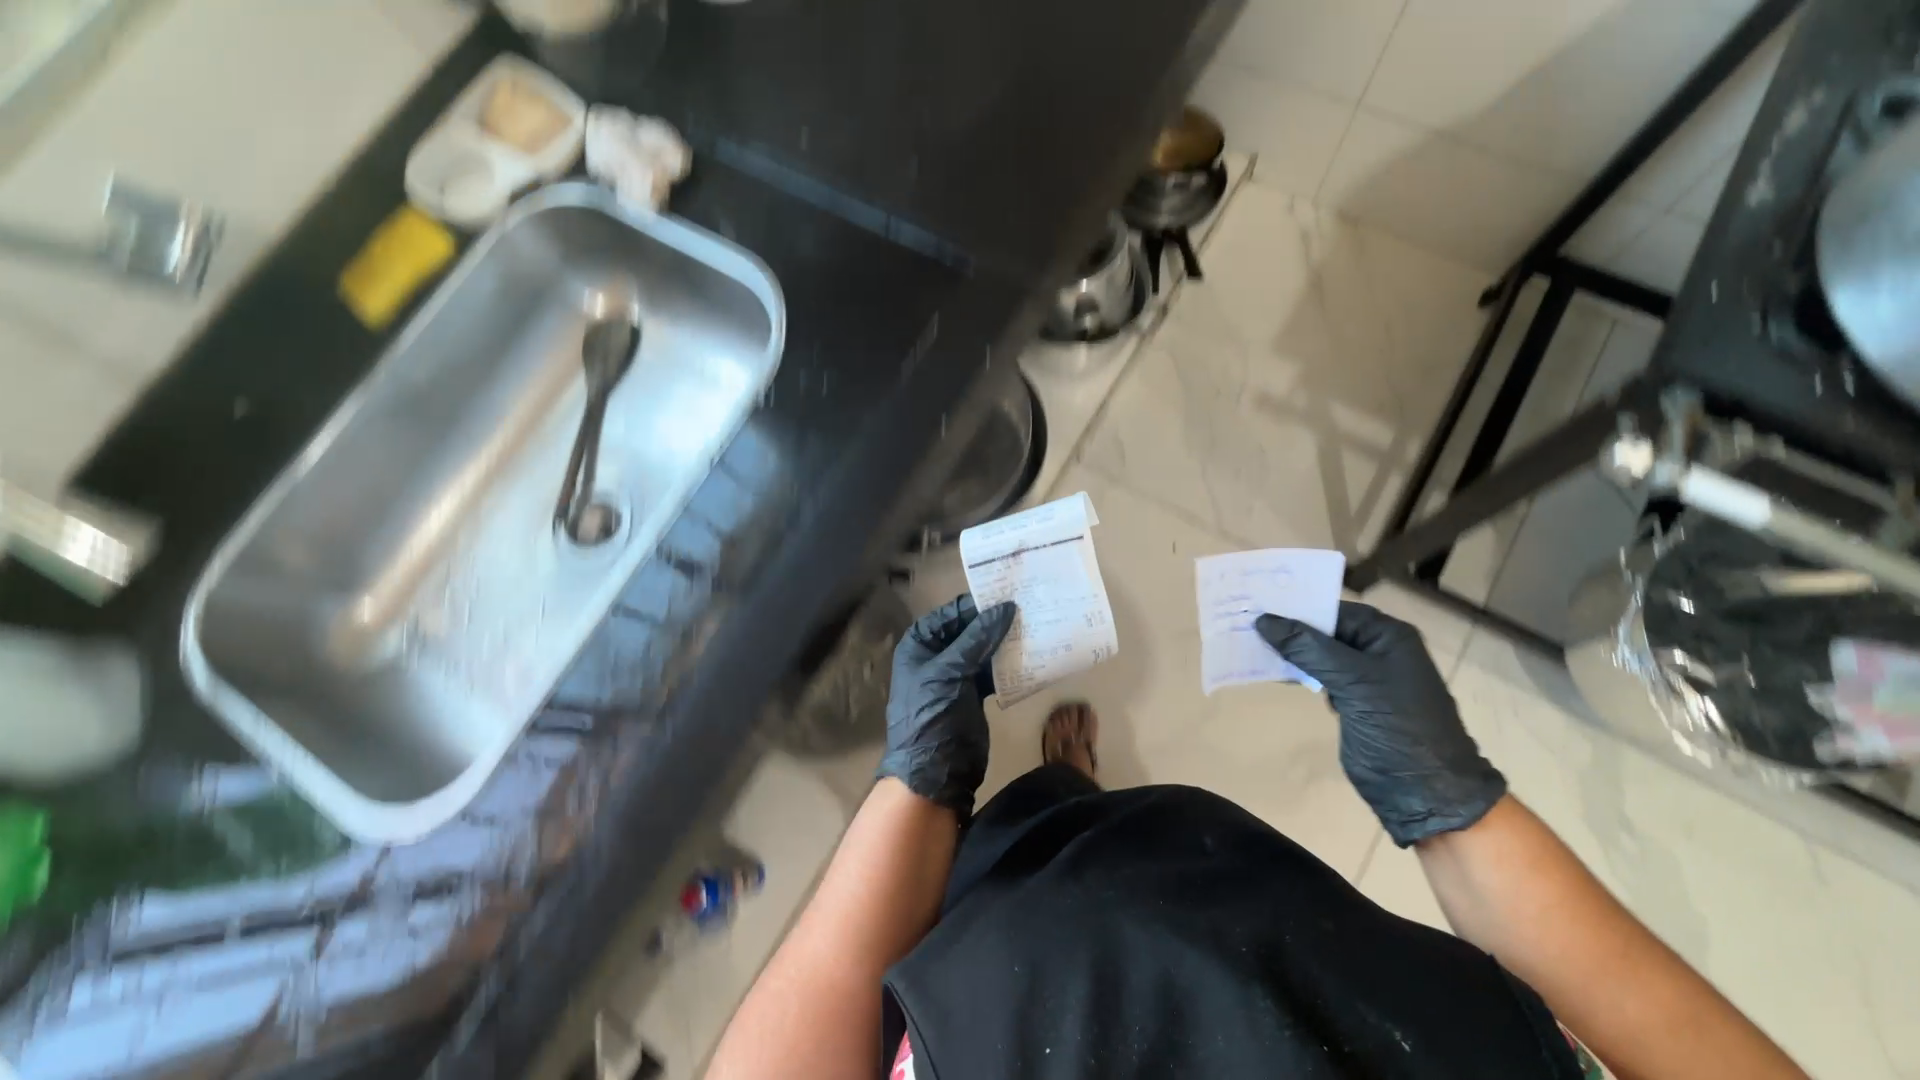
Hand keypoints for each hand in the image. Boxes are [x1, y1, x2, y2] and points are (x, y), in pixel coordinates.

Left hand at [878, 595, 1017, 816]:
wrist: (934, 773)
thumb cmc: (932, 717)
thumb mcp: (950, 672)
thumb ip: (977, 639)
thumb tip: (1006, 607)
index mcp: (920, 644)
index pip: (952, 614)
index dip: (978, 604)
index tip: (1012, 593)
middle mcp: (936, 657)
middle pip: (970, 631)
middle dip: (996, 623)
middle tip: (1031, 608)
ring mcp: (954, 677)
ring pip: (983, 651)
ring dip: (1006, 644)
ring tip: (1037, 629)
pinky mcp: (972, 696)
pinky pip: (991, 674)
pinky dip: (1008, 668)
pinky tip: (1031, 660)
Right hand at [1256, 602, 1505, 846]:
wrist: (1423, 790)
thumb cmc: (1396, 725)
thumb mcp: (1353, 680)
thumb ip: (1309, 648)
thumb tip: (1264, 621)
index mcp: (1389, 636)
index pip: (1336, 611)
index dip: (1299, 608)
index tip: (1257, 605)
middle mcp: (1378, 652)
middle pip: (1326, 631)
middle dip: (1291, 630)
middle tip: (1245, 623)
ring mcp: (1366, 679)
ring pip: (1320, 656)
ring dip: (1291, 653)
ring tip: (1250, 646)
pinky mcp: (1353, 704)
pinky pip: (1321, 679)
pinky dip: (1299, 675)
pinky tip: (1274, 673)